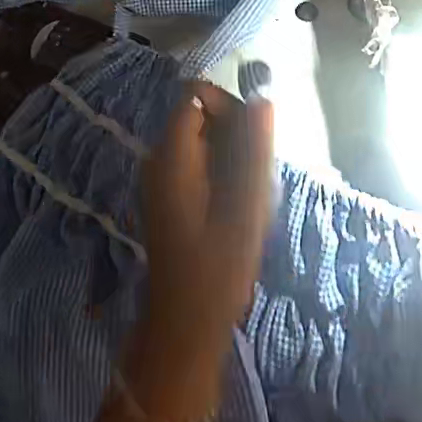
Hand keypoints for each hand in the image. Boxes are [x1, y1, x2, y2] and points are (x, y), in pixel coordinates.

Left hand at [141, 80, 274, 341]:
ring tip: (249, 192)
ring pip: (203, 139)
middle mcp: (158, 159)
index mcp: (171, 157)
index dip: (229, 106)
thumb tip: (263, 99)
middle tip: (256, 173)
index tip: (254, 138)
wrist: (185, 324)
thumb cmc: (217, 269)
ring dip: (232, 153)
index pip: (196, 97)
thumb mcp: (245, 207)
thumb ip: (255, 149)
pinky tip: (236, 203)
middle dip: (234, 131)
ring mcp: (160, 177)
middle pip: (199, 115)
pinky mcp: (168, 193)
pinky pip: (199, 160)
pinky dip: (222, 170)